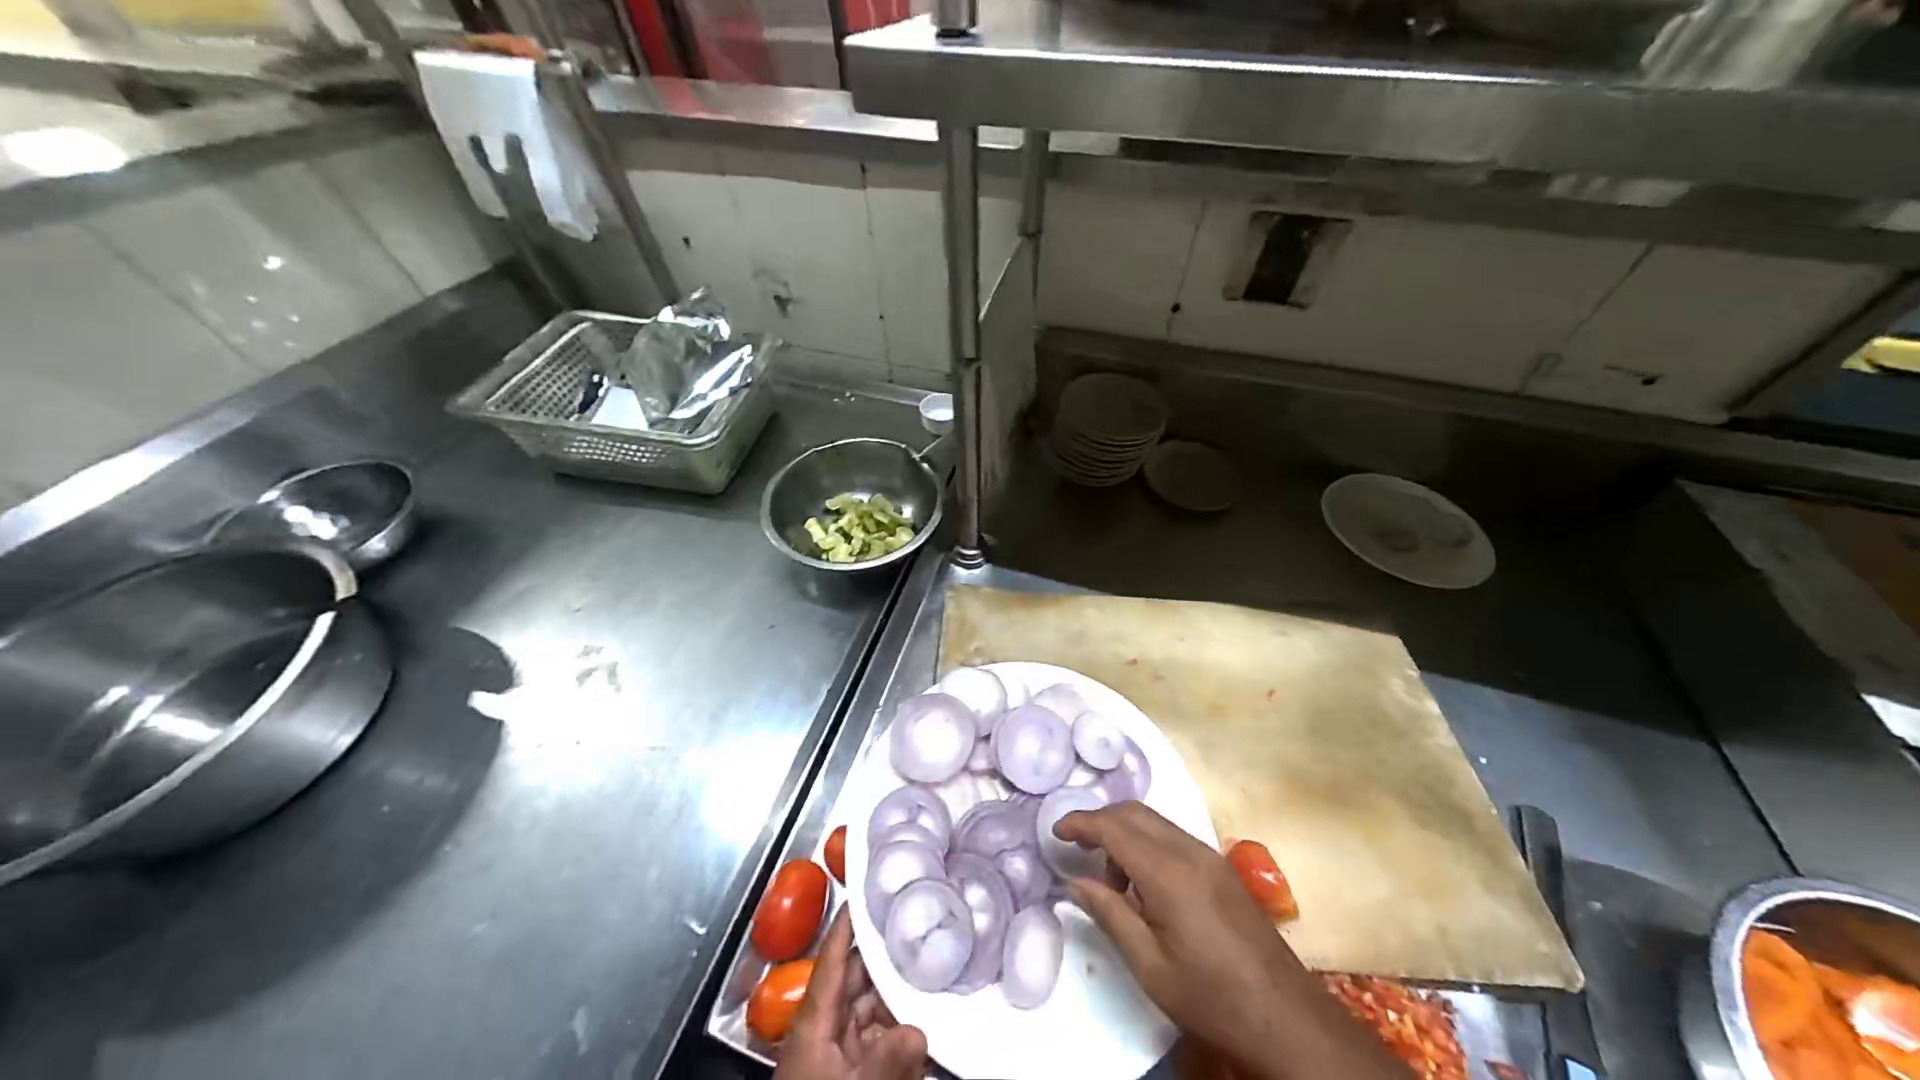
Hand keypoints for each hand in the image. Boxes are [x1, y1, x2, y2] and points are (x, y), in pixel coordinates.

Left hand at [773, 908, 926, 1079]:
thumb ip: (885, 1060)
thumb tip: (920, 1032)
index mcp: (814, 1018)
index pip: (832, 958)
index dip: (847, 923)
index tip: (864, 890)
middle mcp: (825, 1025)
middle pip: (857, 979)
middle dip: (886, 956)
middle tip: (920, 930)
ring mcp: (836, 1049)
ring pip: (871, 1008)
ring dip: (898, 994)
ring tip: (932, 971)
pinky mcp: (849, 1069)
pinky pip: (877, 1038)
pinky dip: (898, 1028)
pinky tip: (926, 1021)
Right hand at [1054, 802, 1405, 1079]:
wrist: (1286, 1018)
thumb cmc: (1211, 997)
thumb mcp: (1149, 965)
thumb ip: (1108, 914)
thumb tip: (1075, 882)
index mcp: (1168, 873)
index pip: (1113, 827)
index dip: (1080, 823)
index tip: (1055, 832)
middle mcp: (1190, 852)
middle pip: (1134, 813)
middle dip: (1100, 822)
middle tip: (1077, 851)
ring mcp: (1210, 857)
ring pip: (1155, 822)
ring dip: (1125, 836)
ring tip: (1112, 883)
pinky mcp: (1222, 869)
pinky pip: (1173, 838)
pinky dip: (1147, 846)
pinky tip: (1144, 886)